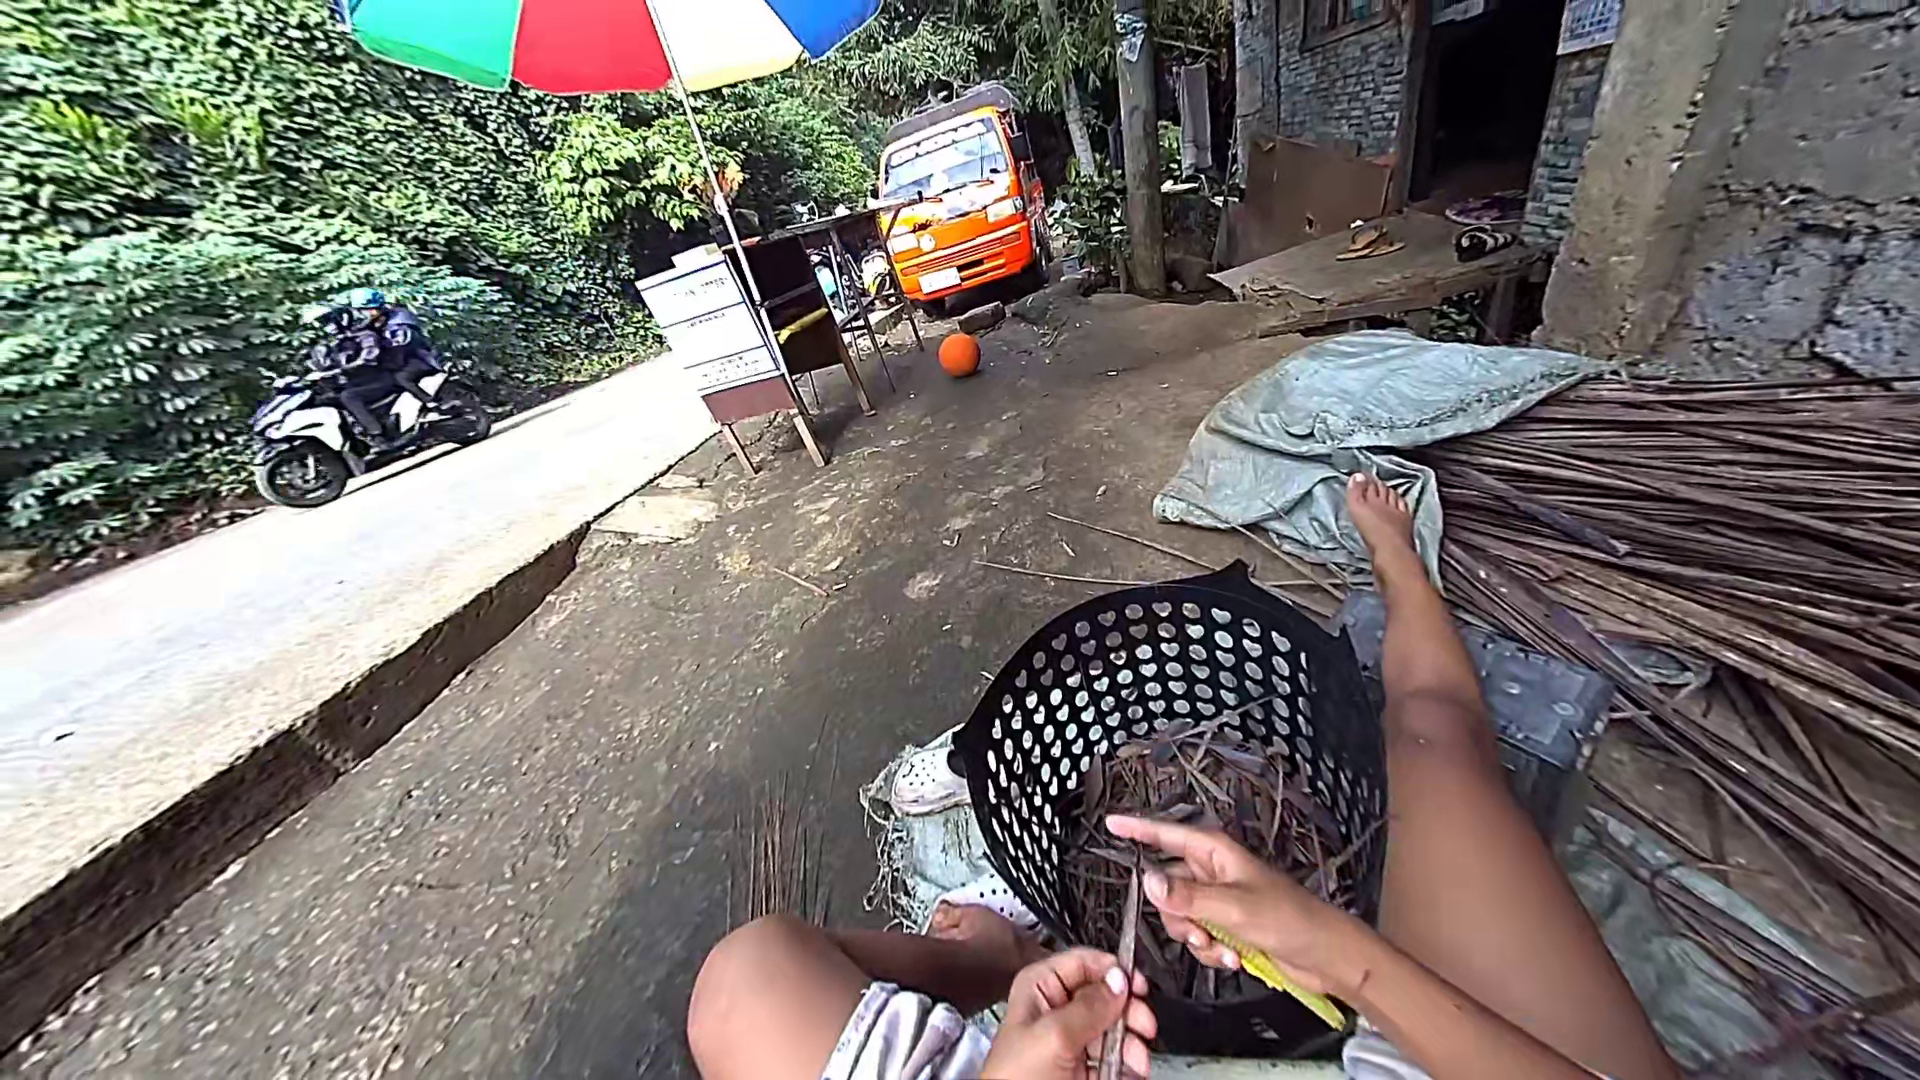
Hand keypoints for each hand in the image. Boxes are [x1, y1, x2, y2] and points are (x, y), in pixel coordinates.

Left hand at [979, 948, 1156, 1079]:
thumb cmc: (1016, 1079)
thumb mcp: (1054, 1036)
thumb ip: (1088, 1007)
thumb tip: (1118, 979)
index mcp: (1040, 987)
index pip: (1083, 962)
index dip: (1112, 970)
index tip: (1138, 985)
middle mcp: (1056, 1009)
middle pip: (1102, 996)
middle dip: (1127, 1011)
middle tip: (1144, 1025)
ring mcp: (1069, 1042)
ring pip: (1111, 1030)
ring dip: (1130, 1042)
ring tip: (1138, 1058)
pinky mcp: (1080, 1072)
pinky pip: (1110, 1060)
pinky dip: (1125, 1066)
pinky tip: (1131, 1071)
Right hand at [1106, 815, 1360, 996]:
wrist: (1326, 956)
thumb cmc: (1287, 917)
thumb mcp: (1234, 908)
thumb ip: (1187, 896)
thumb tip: (1148, 881)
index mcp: (1211, 850)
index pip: (1163, 833)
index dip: (1135, 828)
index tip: (1110, 823)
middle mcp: (1209, 869)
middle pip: (1167, 885)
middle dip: (1177, 914)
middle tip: (1198, 931)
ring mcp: (1216, 897)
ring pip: (1179, 914)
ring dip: (1195, 937)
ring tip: (1222, 947)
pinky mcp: (1224, 922)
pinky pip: (1196, 934)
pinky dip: (1209, 950)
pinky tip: (1233, 956)